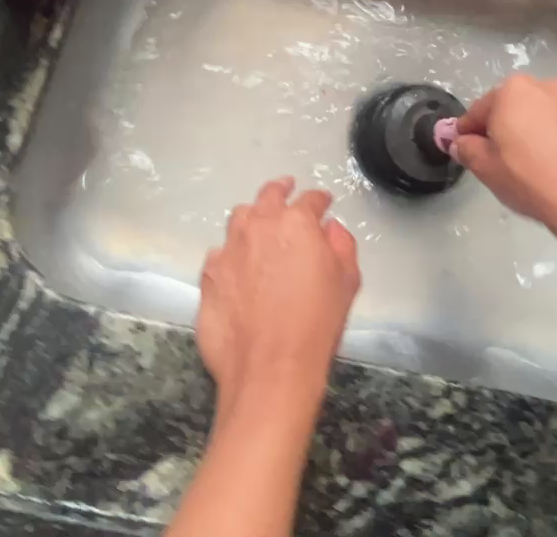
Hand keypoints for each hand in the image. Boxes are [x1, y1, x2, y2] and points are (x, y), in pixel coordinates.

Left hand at [197, 177, 360, 407]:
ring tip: (259, 226)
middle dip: (281, 190)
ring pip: (239, 218)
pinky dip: (232, 253)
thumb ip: (341, 245)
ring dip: (253, 217)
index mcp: (296, 223)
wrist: (269, 368)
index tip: (323, 202)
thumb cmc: (317, 324)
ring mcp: (229, 248)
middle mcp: (259, 226)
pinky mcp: (209, 274)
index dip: (319, 199)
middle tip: (287, 189)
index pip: (310, 199)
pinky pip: (221, 253)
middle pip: (268, 195)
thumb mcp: (347, 282)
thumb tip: (330, 228)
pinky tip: (238, 266)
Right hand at [450, 74, 556, 246]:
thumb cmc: (532, 182)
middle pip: (521, 107)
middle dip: (513, 127)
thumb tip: (462, 142)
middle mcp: (552, 87)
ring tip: (549, 167)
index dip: (470, 131)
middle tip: (510, 160)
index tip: (468, 148)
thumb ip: (467, 149)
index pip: (482, 109)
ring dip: (549, 132)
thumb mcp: (485, 169)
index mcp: (515, 91)